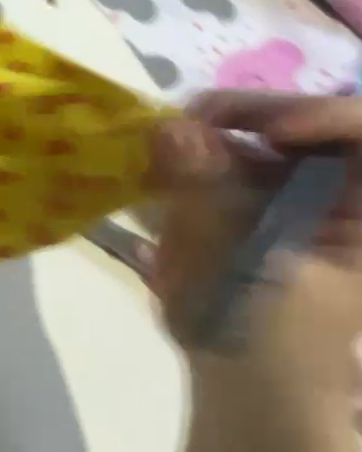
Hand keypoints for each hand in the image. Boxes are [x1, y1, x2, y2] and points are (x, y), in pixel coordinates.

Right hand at [151, 89, 361, 450]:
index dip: (320, 116)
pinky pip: (223, 153)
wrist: (246, 380)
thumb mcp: (236, 263)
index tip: (259, 130)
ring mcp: (293, 196)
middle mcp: (337, 197)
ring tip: (158, 141)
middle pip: (306, 123)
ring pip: (259, 133)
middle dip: (246, 112)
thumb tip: (173, 125)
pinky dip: (186, 147)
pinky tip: (154, 163)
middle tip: (183, 120)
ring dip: (207, 128)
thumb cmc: (261, 331)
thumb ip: (207, 192)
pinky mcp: (249, 201)